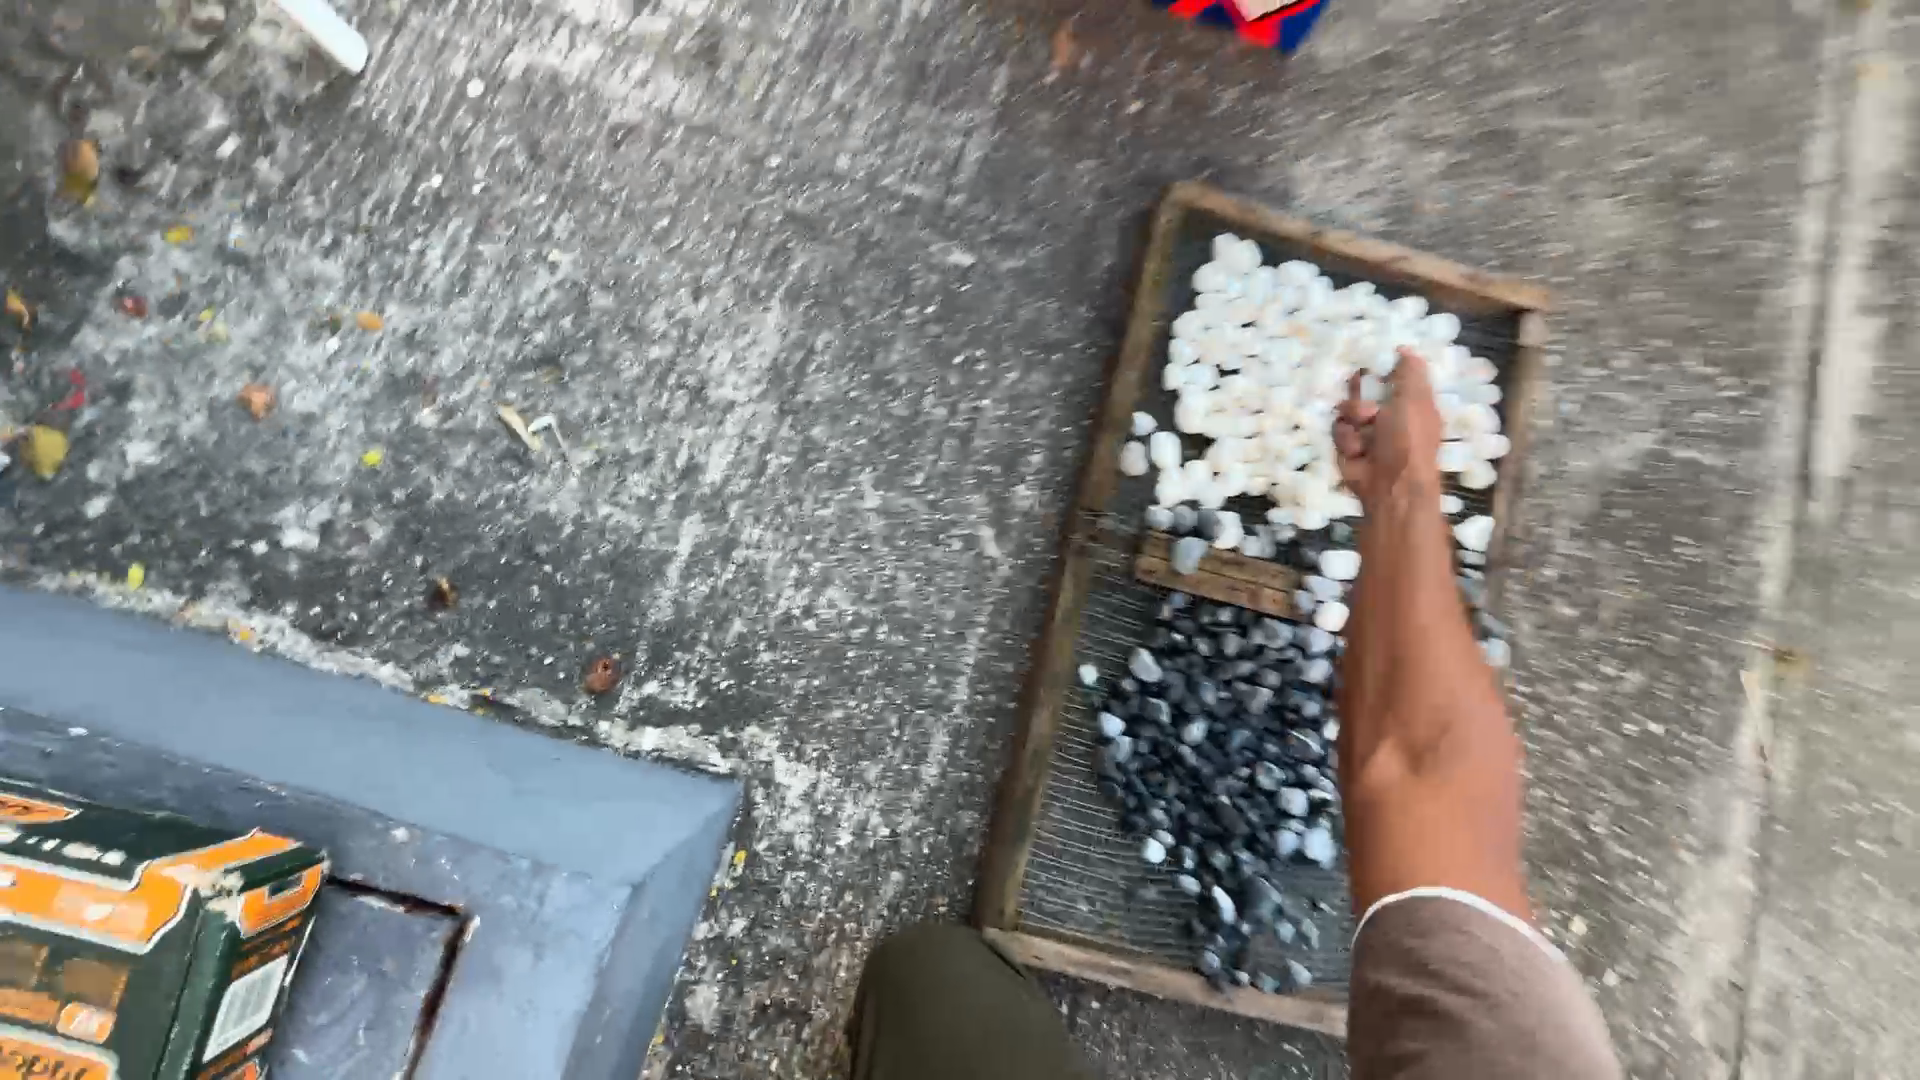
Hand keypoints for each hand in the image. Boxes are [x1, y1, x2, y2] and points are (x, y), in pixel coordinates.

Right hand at [1333, 346, 1442, 506]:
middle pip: (1365, 391)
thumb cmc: (1408, 438)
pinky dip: (1346, 438)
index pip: (1392, 377)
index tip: (1370, 360)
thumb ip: (1409, 372)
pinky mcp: (1347, 447)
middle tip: (1356, 383)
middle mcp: (1388, 416)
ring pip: (1347, 410)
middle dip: (1360, 390)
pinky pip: (1338, 430)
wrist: (1389, 483)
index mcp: (1410, 403)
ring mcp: (1366, 432)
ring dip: (1353, 416)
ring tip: (1363, 426)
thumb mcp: (1415, 399)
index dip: (1381, 368)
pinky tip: (1356, 449)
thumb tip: (1404, 348)